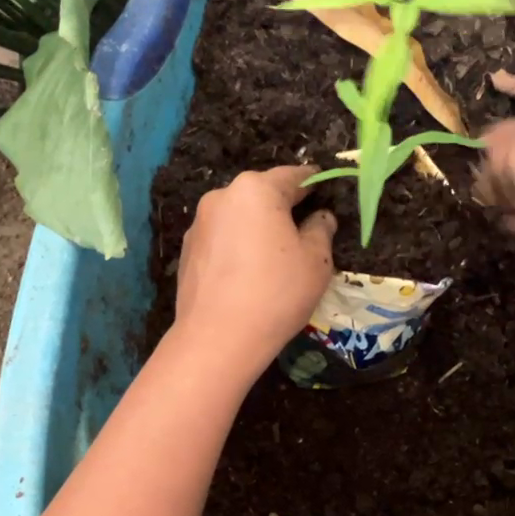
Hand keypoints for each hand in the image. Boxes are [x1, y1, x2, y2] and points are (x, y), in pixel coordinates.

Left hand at [172, 166, 336, 374]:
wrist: (218, 339)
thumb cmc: (276, 293)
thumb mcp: (315, 261)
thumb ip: (321, 230)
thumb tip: (320, 217)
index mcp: (256, 189)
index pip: (294, 176)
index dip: (314, 184)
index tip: (327, 194)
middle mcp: (222, 197)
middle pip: (262, 195)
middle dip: (283, 209)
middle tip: (304, 233)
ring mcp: (199, 224)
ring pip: (239, 218)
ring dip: (258, 230)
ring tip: (274, 260)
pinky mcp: (188, 251)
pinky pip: (222, 241)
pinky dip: (237, 249)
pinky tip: (248, 276)